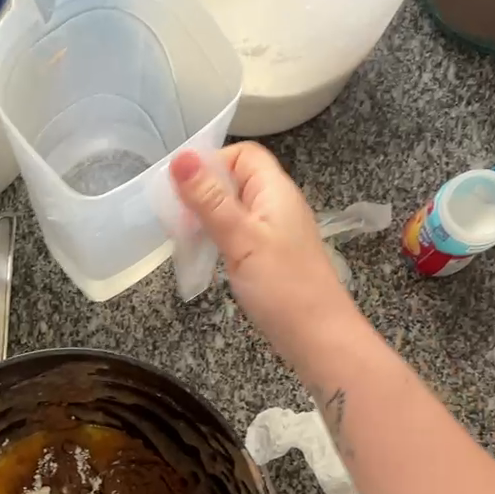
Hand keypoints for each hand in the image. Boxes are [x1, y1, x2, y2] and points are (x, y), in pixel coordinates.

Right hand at [171, 143, 356, 338]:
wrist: (318, 338)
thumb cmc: (284, 288)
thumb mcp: (241, 239)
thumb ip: (210, 200)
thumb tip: (181, 157)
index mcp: (274, 191)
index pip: (241, 155)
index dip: (210, 163)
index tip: (181, 189)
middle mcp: (275, 206)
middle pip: (234, 182)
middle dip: (202, 195)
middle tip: (176, 221)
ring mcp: (273, 234)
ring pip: (233, 211)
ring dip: (206, 221)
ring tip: (185, 241)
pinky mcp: (268, 259)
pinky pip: (237, 237)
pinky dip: (217, 242)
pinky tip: (205, 259)